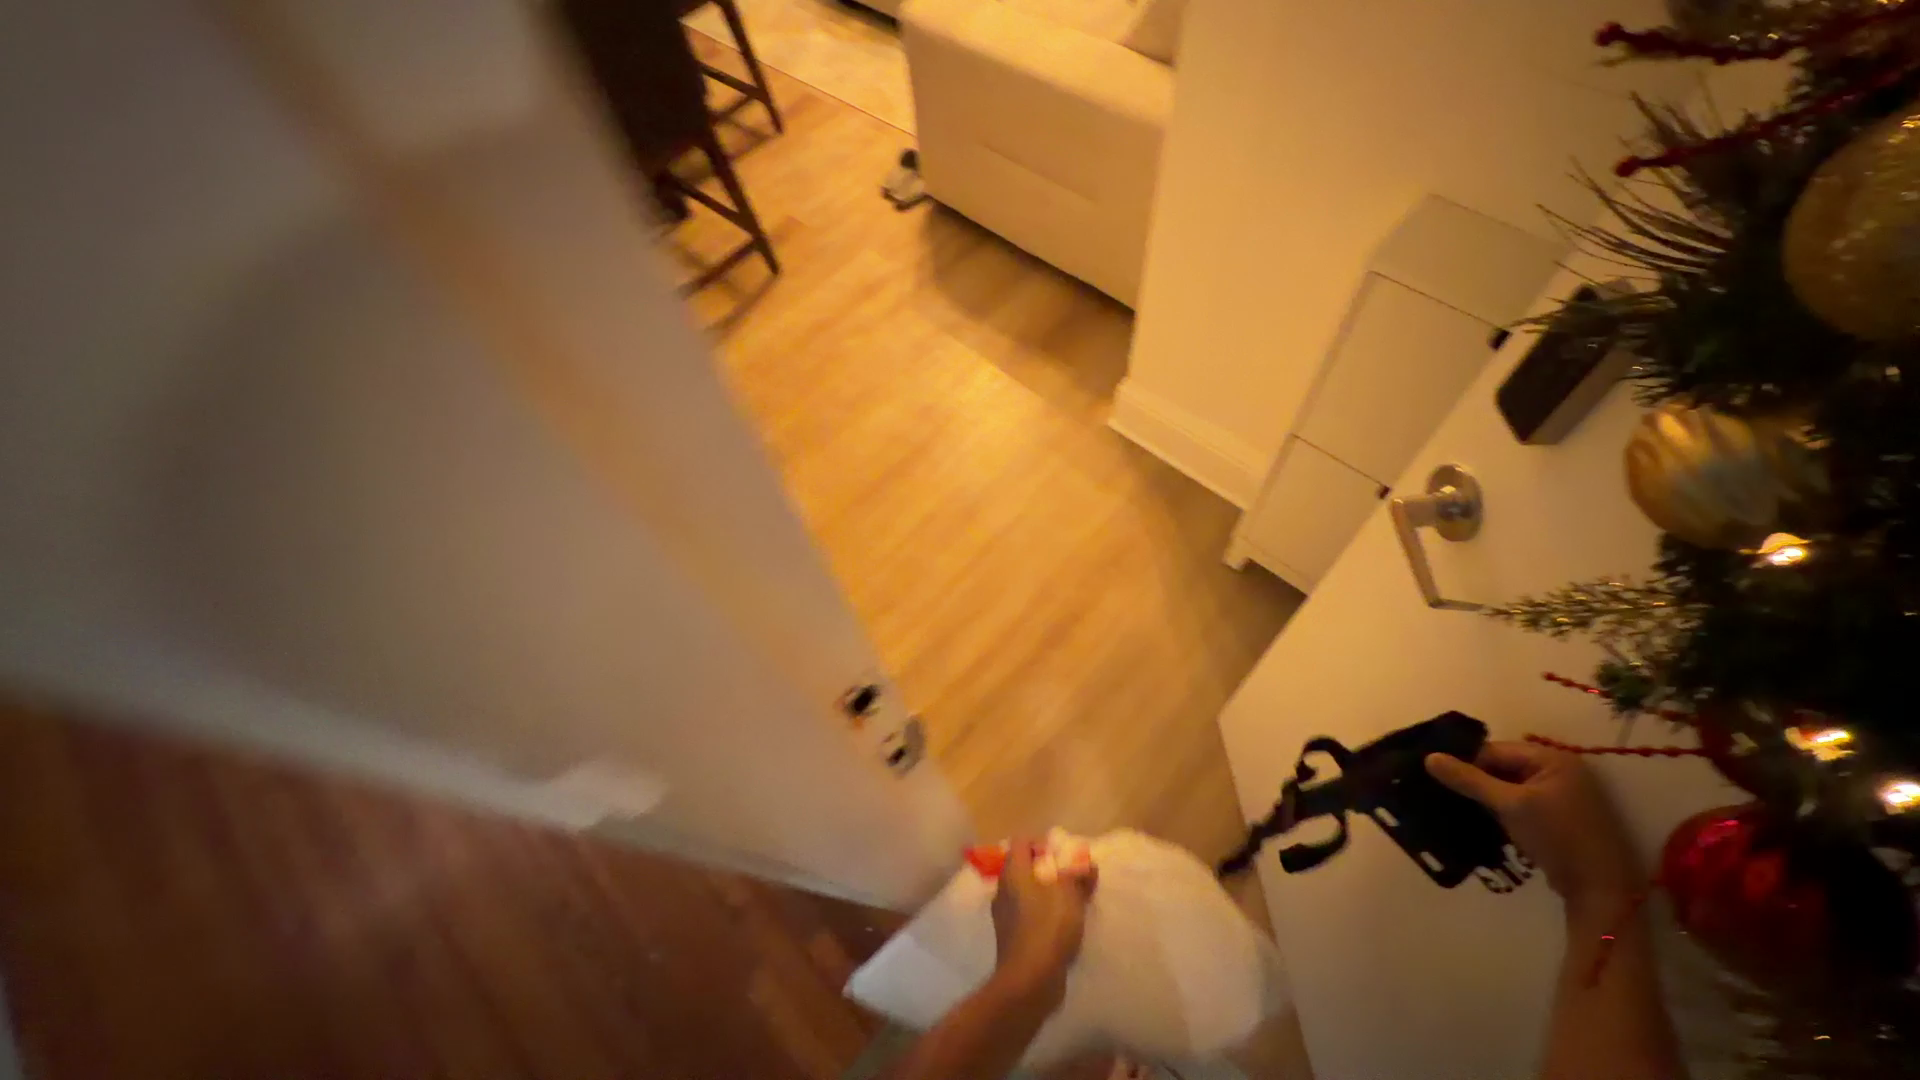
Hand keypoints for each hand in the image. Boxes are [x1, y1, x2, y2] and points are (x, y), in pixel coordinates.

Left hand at [990, 841, 1097, 988]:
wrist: (1029, 980)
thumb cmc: (1048, 927)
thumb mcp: (1070, 896)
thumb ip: (1078, 876)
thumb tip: (1088, 864)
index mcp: (1013, 872)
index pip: (1021, 842)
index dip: (1041, 843)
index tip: (1062, 856)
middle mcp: (1003, 889)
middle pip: (1023, 867)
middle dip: (1048, 870)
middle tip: (1072, 879)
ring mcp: (1005, 915)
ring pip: (1026, 893)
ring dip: (1047, 893)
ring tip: (1072, 903)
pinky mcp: (1011, 937)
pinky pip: (1028, 915)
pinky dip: (1043, 914)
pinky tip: (1063, 926)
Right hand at [1425, 741, 1640, 912]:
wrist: (1600, 890)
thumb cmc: (1558, 837)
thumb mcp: (1510, 805)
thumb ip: (1469, 780)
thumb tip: (1428, 757)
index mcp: (1552, 759)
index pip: (1494, 750)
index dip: (1466, 763)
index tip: (1438, 779)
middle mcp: (1556, 771)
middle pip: (1500, 767)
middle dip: (1474, 780)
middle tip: (1443, 794)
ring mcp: (1557, 795)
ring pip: (1505, 786)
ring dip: (1484, 797)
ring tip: (1455, 807)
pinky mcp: (1553, 817)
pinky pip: (1516, 803)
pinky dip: (1498, 810)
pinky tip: (1477, 820)